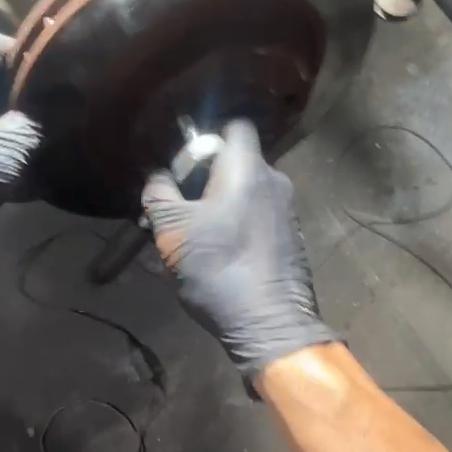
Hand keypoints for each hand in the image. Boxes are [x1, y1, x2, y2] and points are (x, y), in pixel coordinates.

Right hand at [142, 120, 335, 373]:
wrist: (270, 324)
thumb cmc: (220, 268)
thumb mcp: (172, 230)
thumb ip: (159, 194)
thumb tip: (159, 178)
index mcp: (249, 168)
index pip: (233, 127)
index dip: (204, 139)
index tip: (182, 169)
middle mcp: (275, 182)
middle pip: (237, 163)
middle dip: (205, 180)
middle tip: (178, 210)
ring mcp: (288, 213)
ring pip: (246, 195)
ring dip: (219, 208)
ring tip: (193, 240)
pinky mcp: (292, 242)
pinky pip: (259, 220)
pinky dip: (238, 228)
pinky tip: (220, 258)